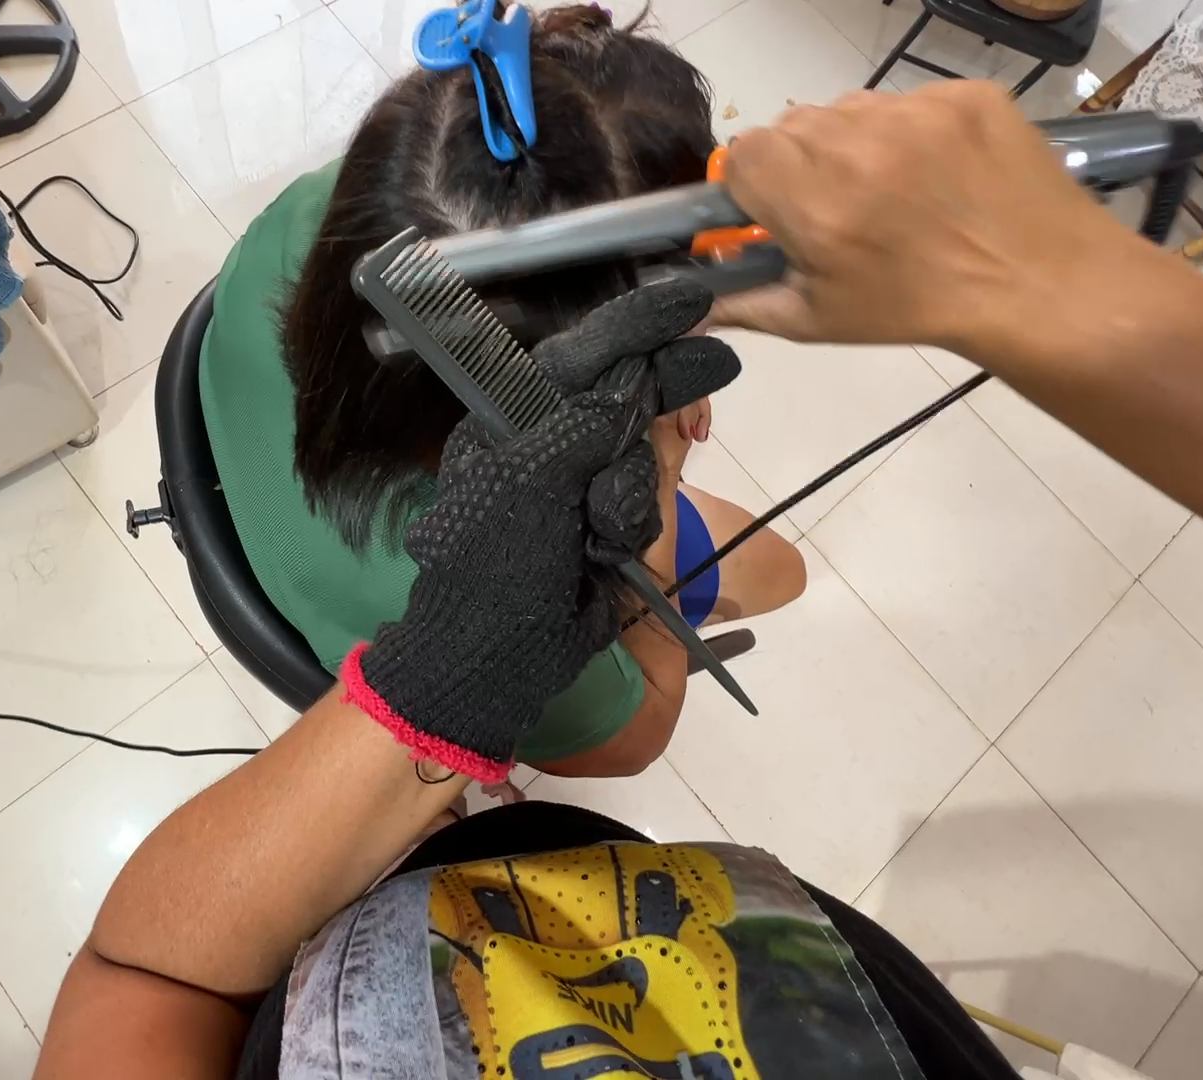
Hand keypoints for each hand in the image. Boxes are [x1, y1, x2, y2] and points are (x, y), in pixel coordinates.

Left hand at [345, 282, 740, 780]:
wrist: (500, 654)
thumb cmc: (493, 563)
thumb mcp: (527, 482)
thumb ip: (580, 426)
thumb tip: (629, 385)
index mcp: (513, 421)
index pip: (580, 357)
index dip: (634, 328)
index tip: (691, 302)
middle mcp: (551, 442)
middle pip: (625, 396)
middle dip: (660, 401)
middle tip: (710, 389)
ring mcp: (585, 483)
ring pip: (644, 453)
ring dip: (630, 495)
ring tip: (598, 536)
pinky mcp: (611, 523)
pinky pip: (649, 501)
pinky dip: (636, 525)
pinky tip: (609, 554)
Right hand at [708, 81, 1147, 353]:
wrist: (1034, 280)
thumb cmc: (908, 309)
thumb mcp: (812, 320)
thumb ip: (738, 306)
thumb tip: (685, 311)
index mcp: (816, 207)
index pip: (743, 153)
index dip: (745, 181)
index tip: (763, 209)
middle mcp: (859, 147)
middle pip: (787, 126)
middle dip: (789, 163)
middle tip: (819, 204)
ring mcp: (916, 112)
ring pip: (840, 108)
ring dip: (837, 142)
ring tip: (873, 187)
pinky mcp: (962, 93)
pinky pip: (898, 100)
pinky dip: (893, 132)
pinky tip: (920, 171)